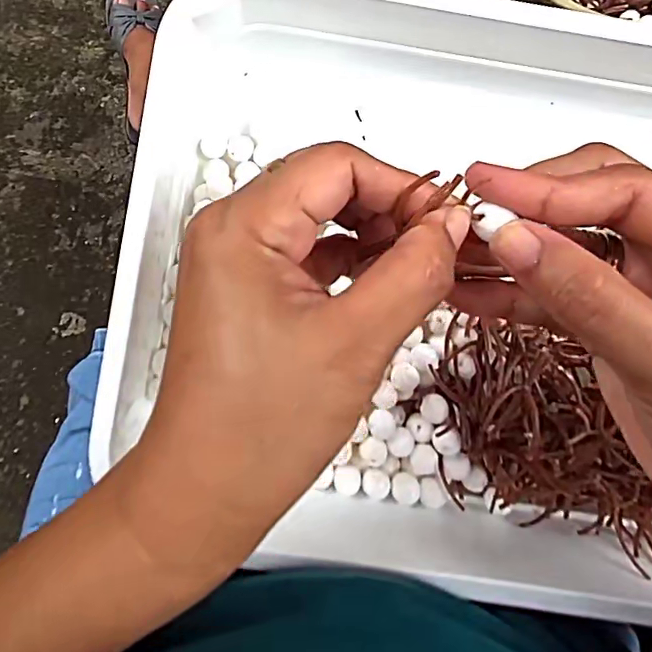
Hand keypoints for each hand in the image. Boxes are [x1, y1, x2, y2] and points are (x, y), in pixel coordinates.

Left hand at [114, 142, 468, 576]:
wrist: (204, 488)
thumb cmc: (254, 429)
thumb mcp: (355, 342)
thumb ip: (413, 271)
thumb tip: (447, 225)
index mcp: (241, 226)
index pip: (335, 164)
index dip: (399, 184)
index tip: (442, 217)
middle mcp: (229, 228)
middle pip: (326, 182)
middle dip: (388, 206)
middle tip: (438, 242)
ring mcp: (234, 255)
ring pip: (319, 213)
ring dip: (372, 231)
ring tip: (417, 265)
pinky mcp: (245, 282)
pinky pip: (307, 247)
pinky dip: (350, 257)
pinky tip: (384, 280)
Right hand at [452, 145, 651, 651]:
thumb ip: (595, 302)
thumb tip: (516, 238)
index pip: (639, 194)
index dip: (557, 188)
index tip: (491, 187)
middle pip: (598, 202)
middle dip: (530, 206)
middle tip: (470, 214)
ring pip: (566, 244)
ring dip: (510, 248)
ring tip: (454, 253)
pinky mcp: (617, 319)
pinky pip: (554, 292)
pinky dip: (511, 292)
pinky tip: (471, 293)